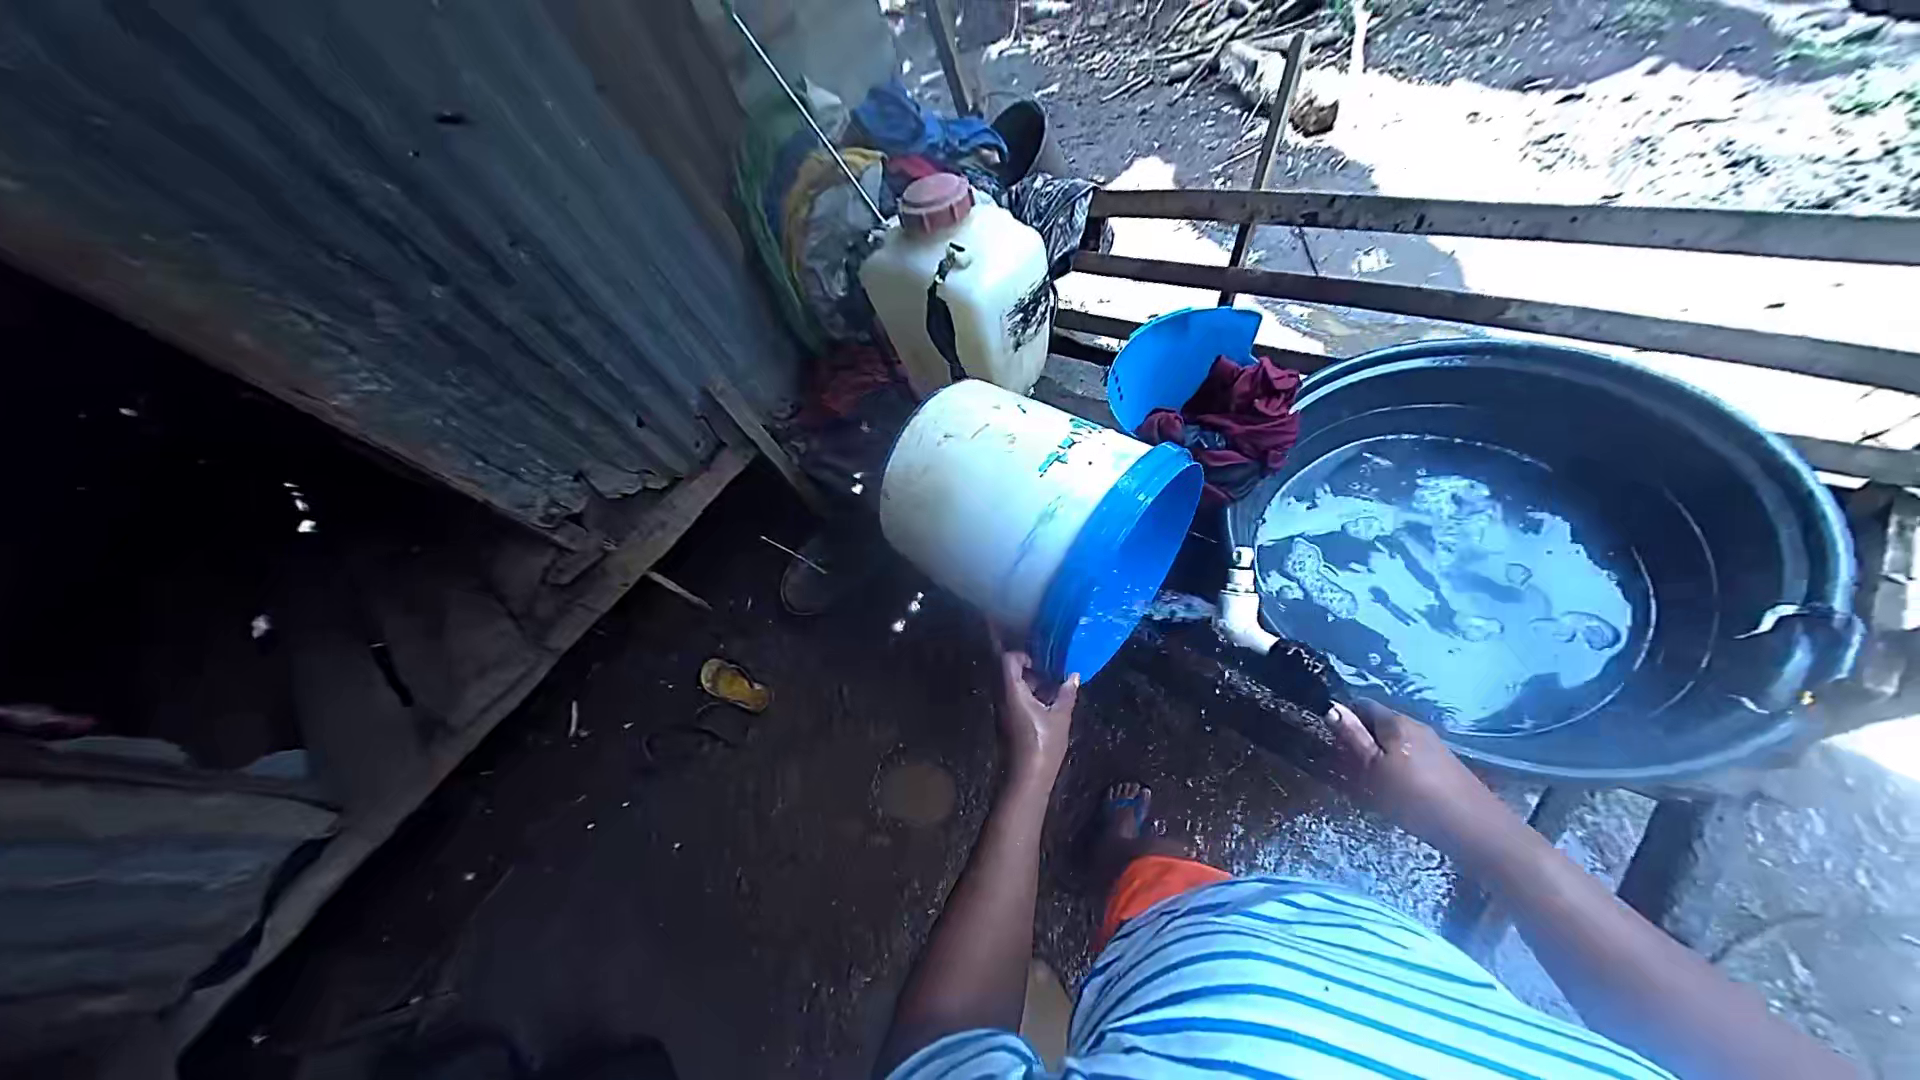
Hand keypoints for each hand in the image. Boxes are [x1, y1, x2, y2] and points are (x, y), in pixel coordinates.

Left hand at [994, 644, 1077, 784]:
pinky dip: (1026, 697)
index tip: (1040, 661)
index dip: (1022, 655)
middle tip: (1049, 675)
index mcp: (1012, 691)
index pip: (1008, 660)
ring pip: (1010, 688)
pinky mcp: (1006, 722)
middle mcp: (1002, 698)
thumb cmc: (1043, 744)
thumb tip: (1074, 676)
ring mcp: (1002, 711)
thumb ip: (1066, 694)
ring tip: (1051, 691)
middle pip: (1008, 673)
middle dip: (1028, 670)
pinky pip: (1012, 700)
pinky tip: (1045, 707)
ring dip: (1028, 685)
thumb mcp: (1060, 717)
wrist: (1027, 778)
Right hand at [1328, 698, 1514, 852]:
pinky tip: (1399, 787)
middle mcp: (1416, 725)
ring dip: (1380, 752)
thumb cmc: (1414, 799)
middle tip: (1350, 765)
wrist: (1478, 832)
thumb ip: (1352, 736)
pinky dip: (1399, 764)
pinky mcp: (1446, 764)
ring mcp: (1434, 745)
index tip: (1333, 741)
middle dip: (1361, 737)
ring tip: (1372, 778)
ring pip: (1395, 739)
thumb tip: (1331, 706)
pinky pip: (1411, 753)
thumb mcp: (1372, 769)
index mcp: (1395, 721)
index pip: (1360, 704)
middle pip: (1378, 721)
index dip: (1343, 717)